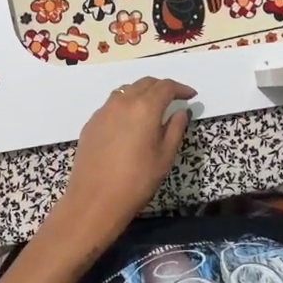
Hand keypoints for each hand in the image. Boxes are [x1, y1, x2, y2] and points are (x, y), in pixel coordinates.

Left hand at [54, 78, 195, 239]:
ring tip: (151, 109)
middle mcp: (122, 102)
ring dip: (142, 93)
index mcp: (145, 107)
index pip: (166, 86)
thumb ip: (175, 129)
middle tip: (173, 100)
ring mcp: (103, 111)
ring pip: (126, 90)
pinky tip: (129, 123)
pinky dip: (125, 105)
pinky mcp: (91, 122)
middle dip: (161, 88)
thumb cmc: (137, 180)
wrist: (95, 199)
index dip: (181, 88)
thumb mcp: (164, 156)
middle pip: (145, 83)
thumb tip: (180, 112)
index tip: (191, 95)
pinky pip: (112, 104)